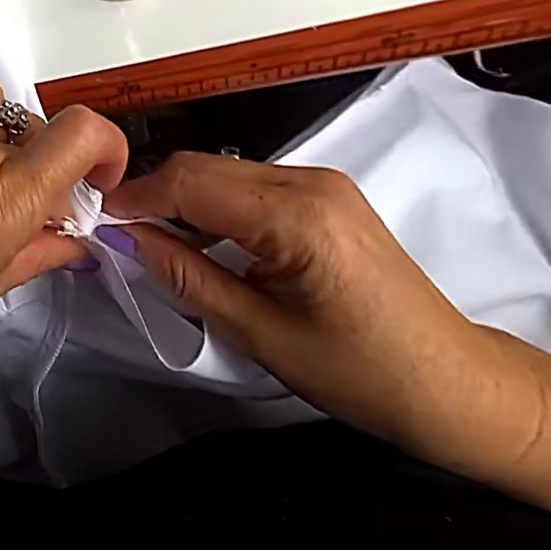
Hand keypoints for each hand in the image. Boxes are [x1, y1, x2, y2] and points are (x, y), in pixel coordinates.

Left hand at [0, 70, 126, 427]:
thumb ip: (39, 254)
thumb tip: (78, 239)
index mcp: (1, 202)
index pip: (83, 133)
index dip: (110, 149)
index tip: (101, 182)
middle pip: (50, 134)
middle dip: (62, 172)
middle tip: (43, 214)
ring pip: (13, 120)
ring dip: (24, 151)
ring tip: (2, 189)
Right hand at [102, 152, 543, 471]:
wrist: (452, 382)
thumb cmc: (362, 373)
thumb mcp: (261, 335)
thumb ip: (189, 278)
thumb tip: (131, 240)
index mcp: (298, 217)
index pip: (192, 182)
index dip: (137, 196)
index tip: (98, 219)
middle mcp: (311, 181)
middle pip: (206, 167)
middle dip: (155, 194)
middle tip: (119, 233)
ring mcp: (323, 183)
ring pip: (226, 172)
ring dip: (183, 199)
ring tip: (153, 241)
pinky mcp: (327, 195)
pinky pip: (252, 185)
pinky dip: (216, 206)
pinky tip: (201, 240)